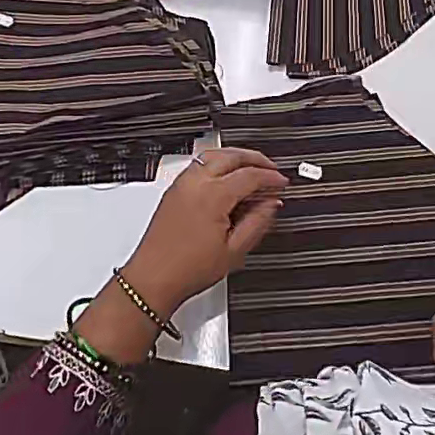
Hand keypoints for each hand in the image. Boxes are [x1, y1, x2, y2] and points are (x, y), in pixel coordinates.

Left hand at [122, 148, 287, 310]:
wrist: (153, 280)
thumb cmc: (186, 269)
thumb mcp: (234, 251)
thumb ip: (258, 222)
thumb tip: (271, 204)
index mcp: (213, 196)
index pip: (250, 175)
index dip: (271, 177)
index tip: (281, 182)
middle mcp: (195, 183)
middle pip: (232, 155)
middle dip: (256, 159)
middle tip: (271, 169)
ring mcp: (182, 184)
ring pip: (214, 154)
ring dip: (236, 156)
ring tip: (251, 168)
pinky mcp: (173, 190)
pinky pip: (200, 164)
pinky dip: (219, 162)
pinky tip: (227, 176)